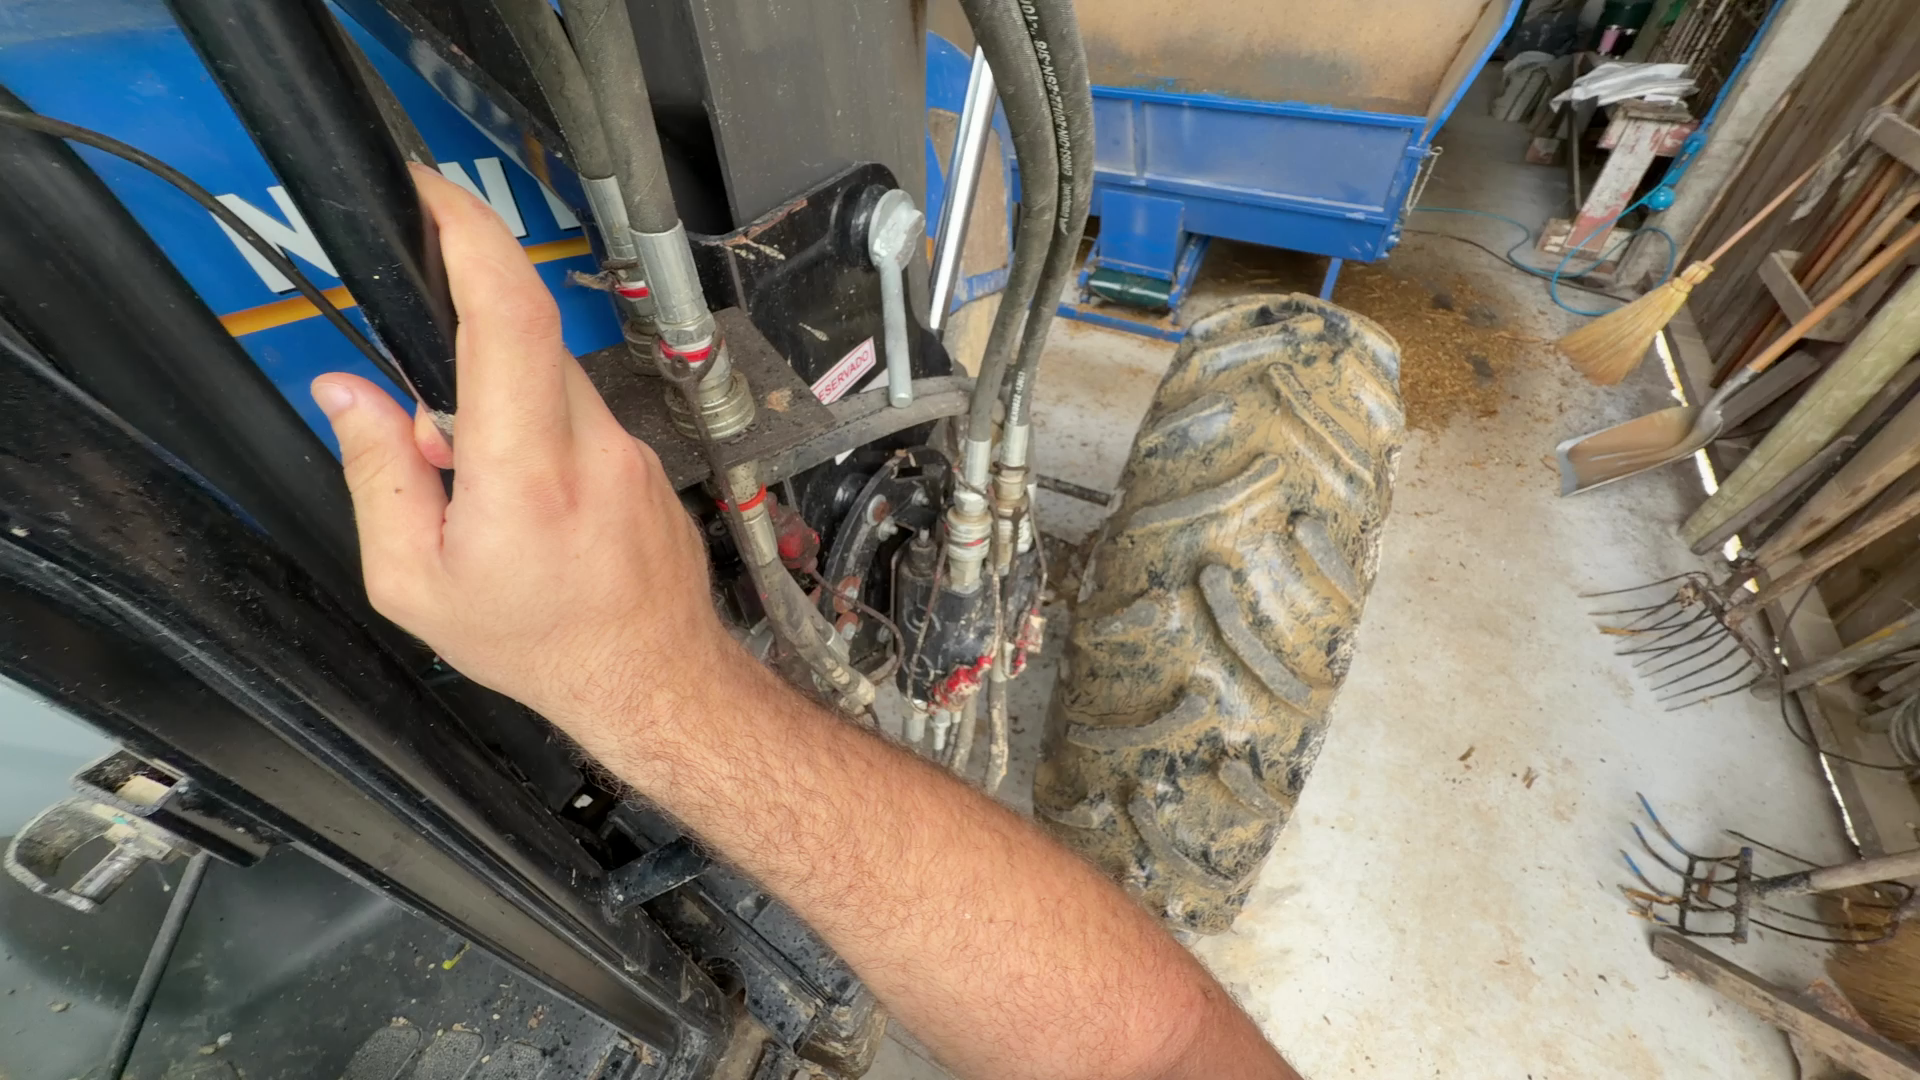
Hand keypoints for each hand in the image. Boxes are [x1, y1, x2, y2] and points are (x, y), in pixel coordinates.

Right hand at [310, 165, 730, 730]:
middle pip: (529, 349)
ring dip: (511, 414)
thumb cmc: (542, 645)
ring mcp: (635, 455)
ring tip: (500, 497)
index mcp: (527, 472)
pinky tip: (549, 509)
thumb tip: (349, 393)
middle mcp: (596, 448)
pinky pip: (589, 423)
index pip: (512, 318)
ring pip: (558, 388)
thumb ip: (376, 476)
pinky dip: (550, 441)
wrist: (654, 674)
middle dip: (470, 368)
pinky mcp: (650, 467)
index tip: (436, 196)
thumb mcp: (418, 583)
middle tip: (442, 447)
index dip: (474, 240)